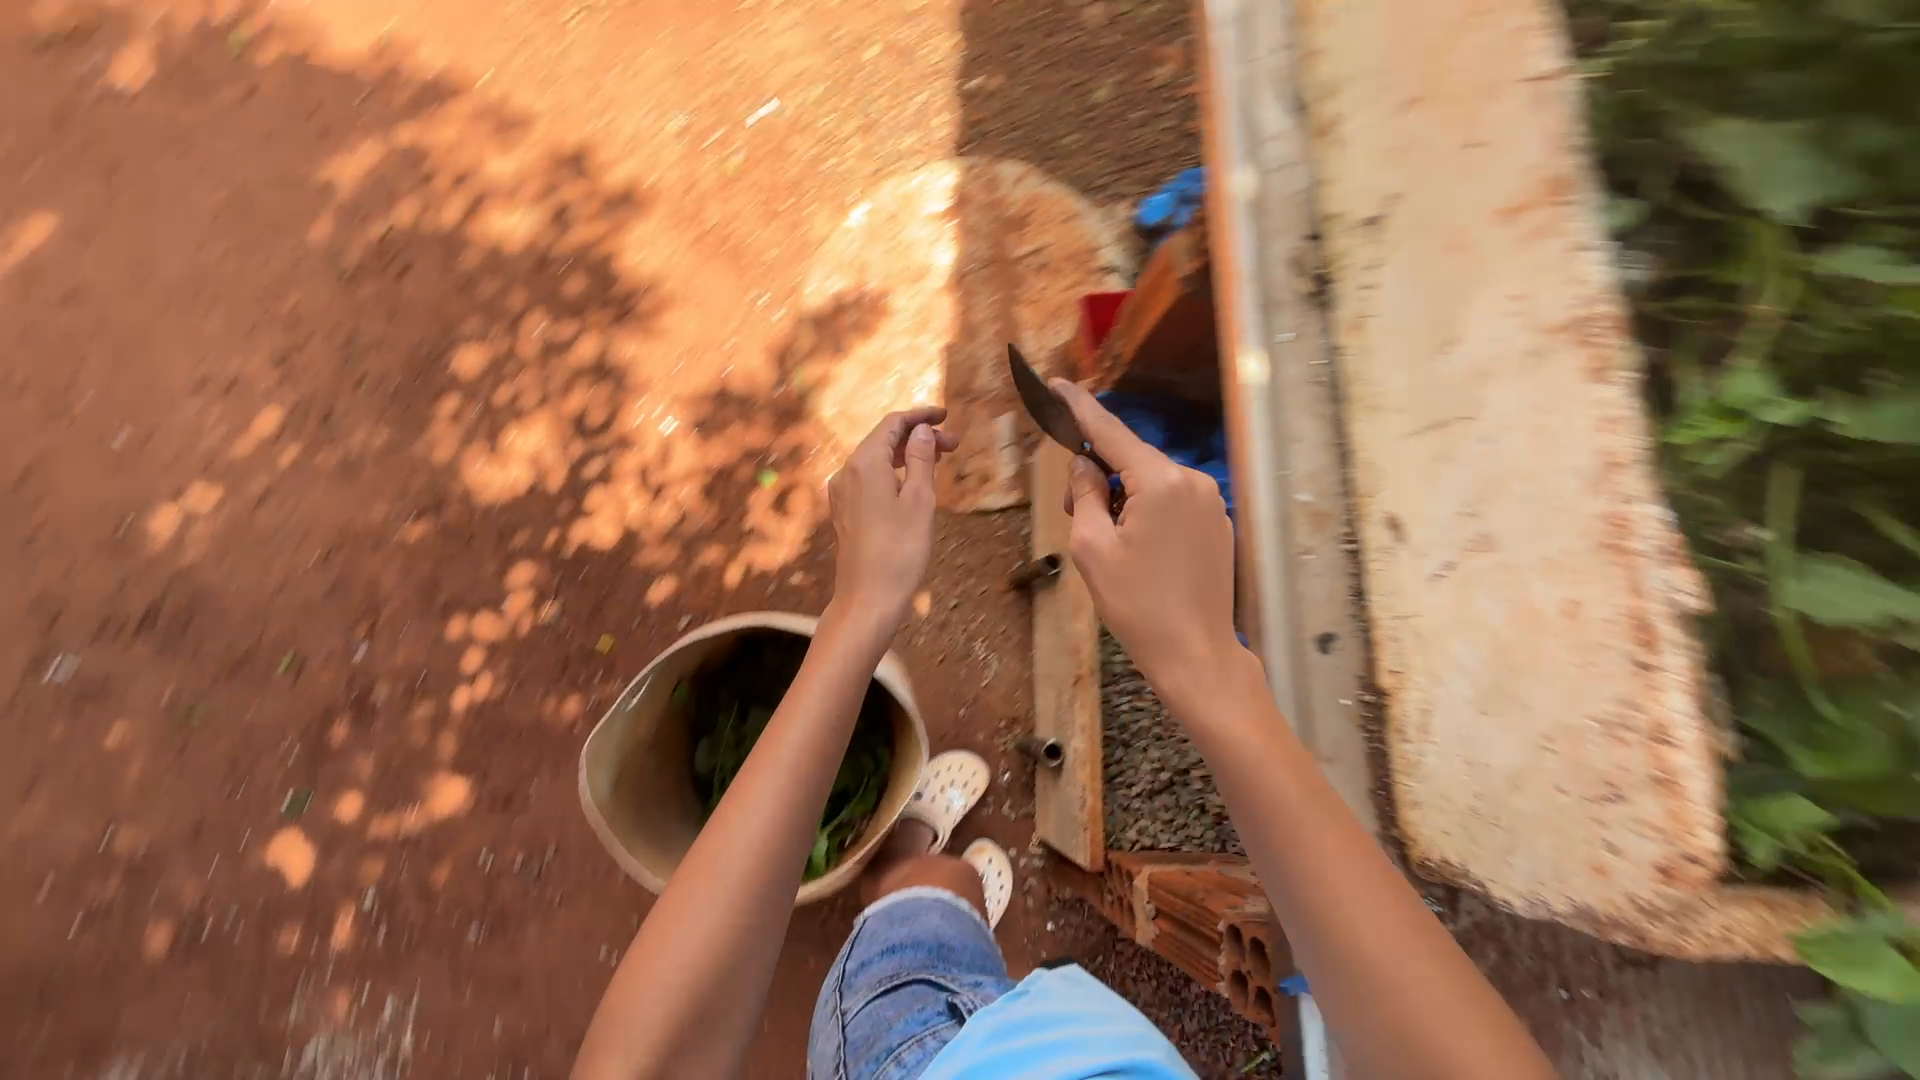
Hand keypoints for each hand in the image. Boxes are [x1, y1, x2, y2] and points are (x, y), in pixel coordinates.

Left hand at [826, 407, 958, 629]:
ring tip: (938, 462)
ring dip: (906, 456)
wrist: (868, 598)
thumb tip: (920, 430)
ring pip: (876, 461)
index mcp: (864, 463)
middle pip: (883, 441)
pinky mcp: (844, 512)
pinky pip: (870, 480)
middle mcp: (846, 472)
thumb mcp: (920, 500)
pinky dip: (893, 474)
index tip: (946, 416)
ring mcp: (842, 493)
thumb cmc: (900, 550)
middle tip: (953, 446)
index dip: (920, 416)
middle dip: (918, 437)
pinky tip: (913, 485)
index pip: (893, 424)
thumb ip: (920, 459)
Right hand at [1052, 379, 1241, 695]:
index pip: (1110, 432)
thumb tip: (1086, 466)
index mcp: (1160, 482)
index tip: (1056, 384)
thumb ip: (1084, 495)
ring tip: (1111, 546)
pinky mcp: (1218, 523)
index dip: (1079, 408)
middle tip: (1076, 517)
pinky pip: (1173, 501)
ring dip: (1123, 498)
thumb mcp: (1091, 549)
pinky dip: (1148, 512)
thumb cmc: (1137, 606)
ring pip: (1151, 482)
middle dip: (1099, 477)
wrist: (1195, 654)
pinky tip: (1140, 552)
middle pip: (1131, 460)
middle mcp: (1192, 480)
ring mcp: (1211, 501)